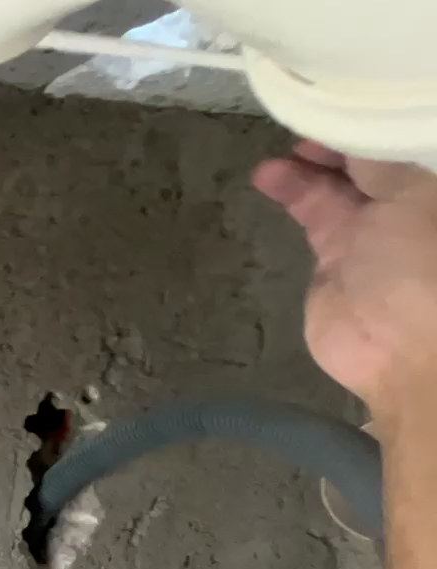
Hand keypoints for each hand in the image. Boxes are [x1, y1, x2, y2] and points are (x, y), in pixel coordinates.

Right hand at [253, 142, 436, 420]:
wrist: (409, 344)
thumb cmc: (429, 267)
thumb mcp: (415, 203)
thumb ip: (387, 170)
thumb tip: (355, 141)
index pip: (411, 147)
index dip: (382, 124)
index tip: (352, 98)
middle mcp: (416, 204)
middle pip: (378, 161)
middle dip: (346, 141)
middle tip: (309, 122)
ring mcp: (374, 232)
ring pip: (342, 184)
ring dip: (312, 167)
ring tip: (280, 149)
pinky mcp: (334, 259)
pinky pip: (315, 215)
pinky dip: (295, 195)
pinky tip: (273, 178)